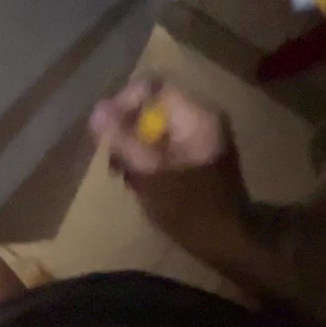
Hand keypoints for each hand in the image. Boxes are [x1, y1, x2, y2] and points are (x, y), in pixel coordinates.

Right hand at [90, 80, 251, 265]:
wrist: (229, 241)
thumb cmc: (190, 210)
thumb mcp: (150, 176)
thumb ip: (123, 141)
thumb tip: (96, 112)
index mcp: (195, 115)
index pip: (151, 85)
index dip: (122, 103)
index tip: (105, 134)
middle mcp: (201, 117)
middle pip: (151, 106)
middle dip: (125, 131)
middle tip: (113, 163)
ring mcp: (200, 136)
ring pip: (154, 127)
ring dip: (133, 148)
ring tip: (125, 178)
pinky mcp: (197, 155)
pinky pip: (163, 144)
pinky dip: (147, 159)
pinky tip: (139, 184)